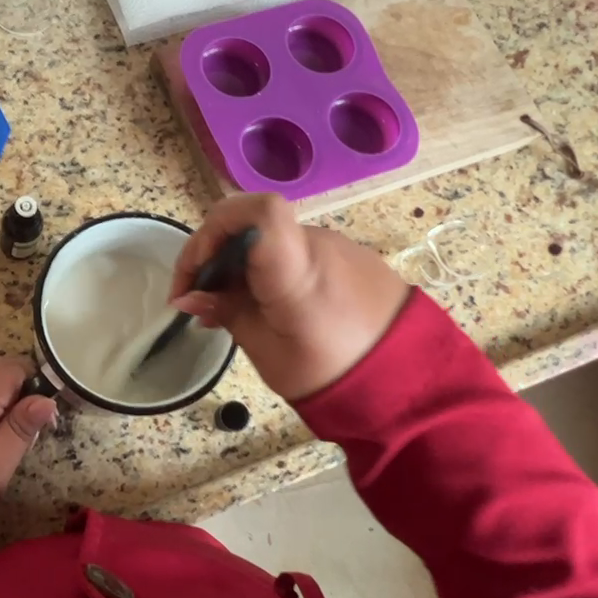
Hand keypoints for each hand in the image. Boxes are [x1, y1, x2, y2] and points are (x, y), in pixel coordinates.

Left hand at [0, 358, 58, 509]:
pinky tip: (5, 425)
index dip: (37, 384)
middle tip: (39, 421)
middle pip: (3, 366)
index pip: (13, 368)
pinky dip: (1, 397)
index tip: (48, 415)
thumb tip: (48, 399)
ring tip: (24, 425)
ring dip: (15, 390)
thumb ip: (21, 428)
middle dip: (28, 384)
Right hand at [170, 194, 409, 401]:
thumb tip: (187, 296)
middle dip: (213, 253)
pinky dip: (266, 269)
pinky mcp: (348, 256)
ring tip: (226, 310)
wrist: (409, 385)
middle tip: (198, 299)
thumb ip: (225, 312)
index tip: (197, 272)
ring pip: (269, 239)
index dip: (214, 229)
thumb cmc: (330, 373)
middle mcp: (318, 244)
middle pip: (250, 224)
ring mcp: (336, 246)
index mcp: (297, 270)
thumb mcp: (265, 350)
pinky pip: (293, 251)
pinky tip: (263, 306)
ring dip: (238, 264)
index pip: (257, 212)